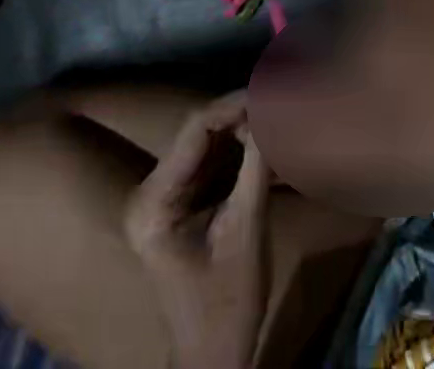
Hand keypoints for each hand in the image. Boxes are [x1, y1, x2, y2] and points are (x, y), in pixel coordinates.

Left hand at [124, 94, 269, 368]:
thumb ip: (258, 166)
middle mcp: (149, 191)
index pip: (195, 131)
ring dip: (245, 127)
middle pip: (200, 132)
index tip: (275, 91)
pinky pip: (212, 161)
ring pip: (207, 142)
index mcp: (154, 202)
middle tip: (283, 99)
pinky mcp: (180, 203)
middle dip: (244, 112)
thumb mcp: (247, 229)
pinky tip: (268, 139)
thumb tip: (276, 112)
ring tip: (281, 112)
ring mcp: (162, 197)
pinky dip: (241, 148)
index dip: (236, 103)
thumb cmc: (228, 302)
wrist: (213, 354)